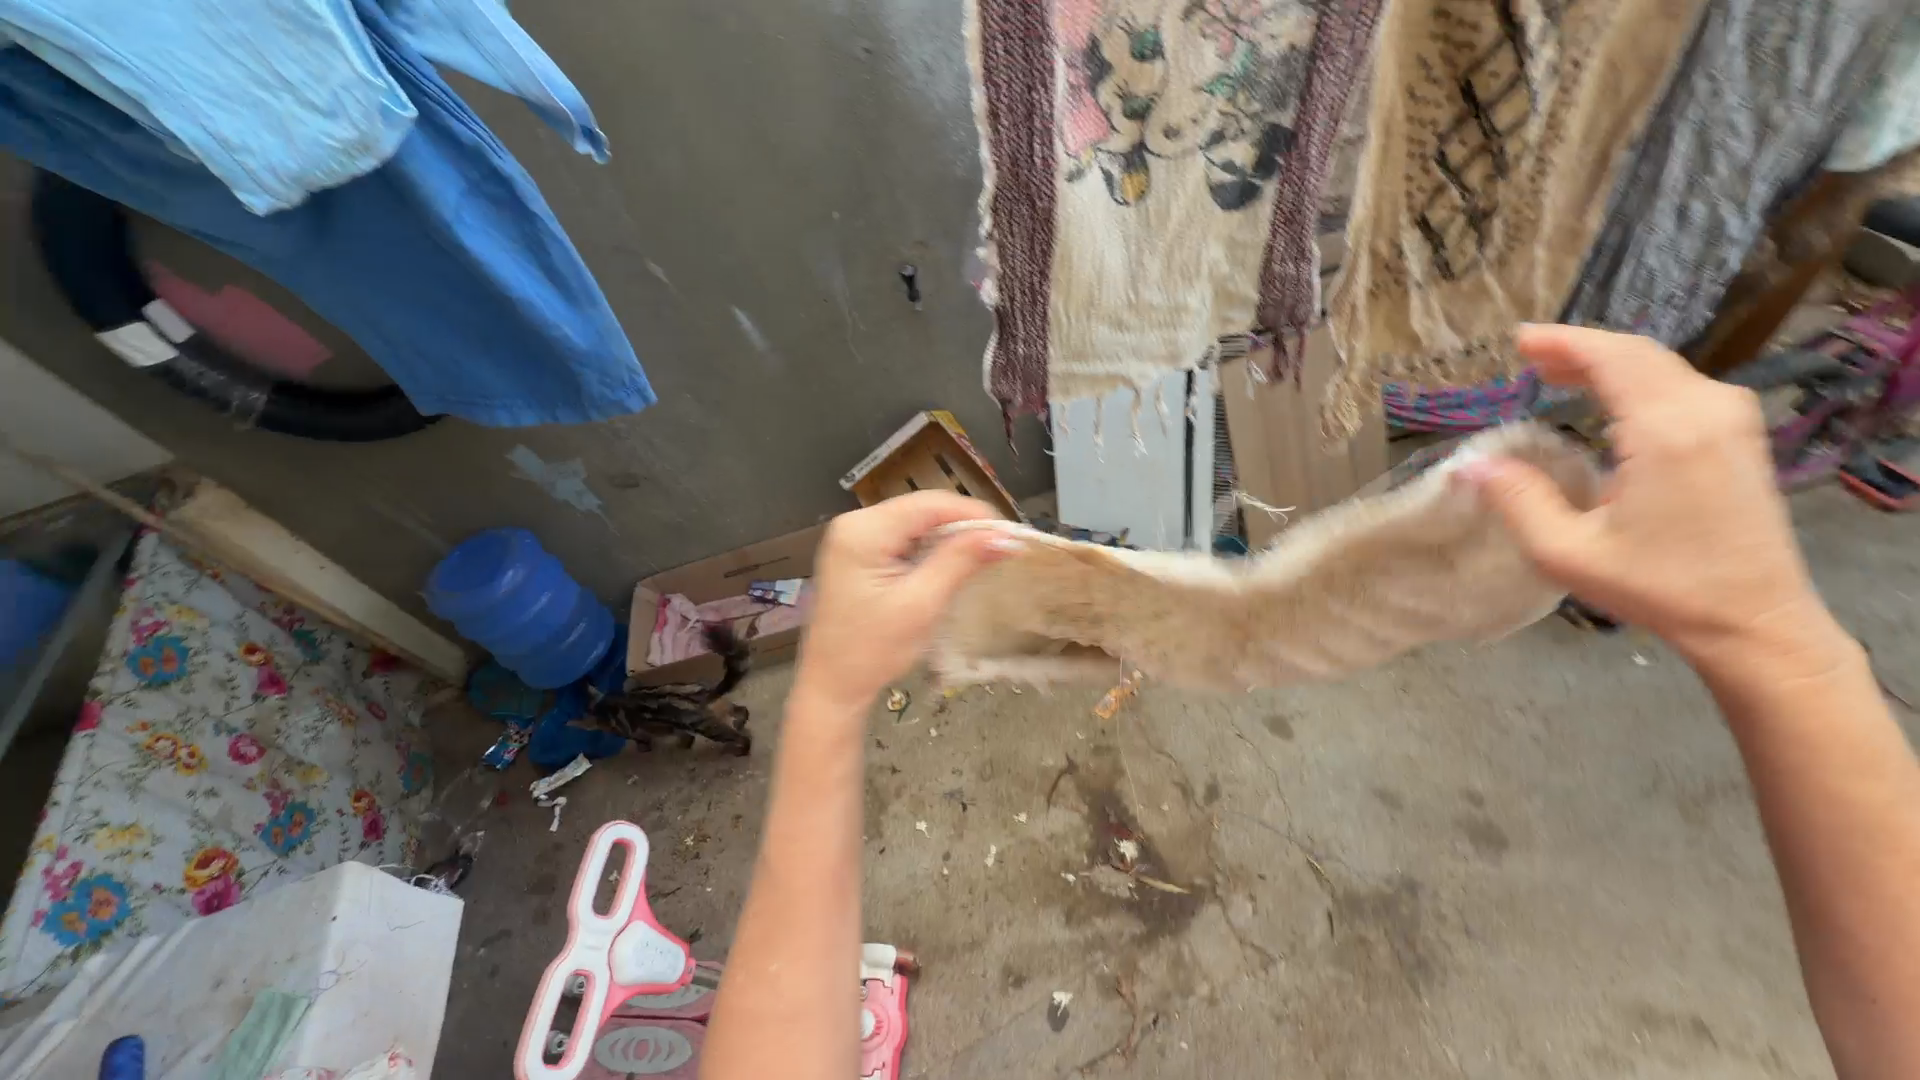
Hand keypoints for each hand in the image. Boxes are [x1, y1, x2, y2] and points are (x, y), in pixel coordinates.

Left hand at [793, 492, 1016, 711]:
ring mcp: (855, 538)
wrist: (832, 686)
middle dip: (964, 526)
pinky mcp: (860, 554)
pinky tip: (954, 566)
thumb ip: (960, 562)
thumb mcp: (921, 604)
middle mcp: (855, 523)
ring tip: (985, 557)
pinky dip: (932, 549)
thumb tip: (1004, 535)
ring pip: (917, 523)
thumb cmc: (871, 651)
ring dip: (951, 538)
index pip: (929, 503)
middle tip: (1002, 548)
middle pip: (923, 509)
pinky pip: (905, 539)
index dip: (974, 514)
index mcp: (863, 530)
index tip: (1009, 535)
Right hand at [1456, 324, 1844, 675]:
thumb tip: (1470, 464)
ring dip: (1608, 363)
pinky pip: (1682, 387)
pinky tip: (1609, 396)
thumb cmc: (1656, 585)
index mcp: (1666, 432)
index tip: (1520, 340)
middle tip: (1528, 354)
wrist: (1753, 618)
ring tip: (1557, 373)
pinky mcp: (1739, 439)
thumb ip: (1516, 500)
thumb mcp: (1565, 551)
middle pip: (1640, 356)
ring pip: (1663, 368)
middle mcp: (1707, 413)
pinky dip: (1637, 380)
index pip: (1615, 360)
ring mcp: (1732, 423)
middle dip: (1581, 348)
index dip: (1565, 343)